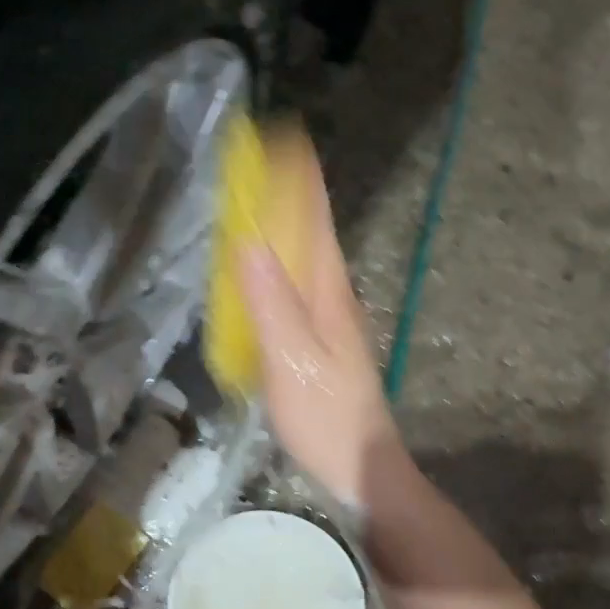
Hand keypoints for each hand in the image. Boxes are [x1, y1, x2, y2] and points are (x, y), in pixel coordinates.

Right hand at [235, 145, 399, 509]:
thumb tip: (249, 241)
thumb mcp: (291, 362)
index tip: (284, 140)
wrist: (360, 469)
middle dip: (290, 195)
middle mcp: (332, 301)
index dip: (299, 183)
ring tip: (258, 202)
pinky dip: (279, 266)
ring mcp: (329, 325)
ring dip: (285, 227)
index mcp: (327, 296)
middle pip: (311, 236)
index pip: (314, 224)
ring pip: (305, 262)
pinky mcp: (320, 347)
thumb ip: (271, 305)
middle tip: (261, 162)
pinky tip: (263, 274)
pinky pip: (297, 290)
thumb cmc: (325, 419)